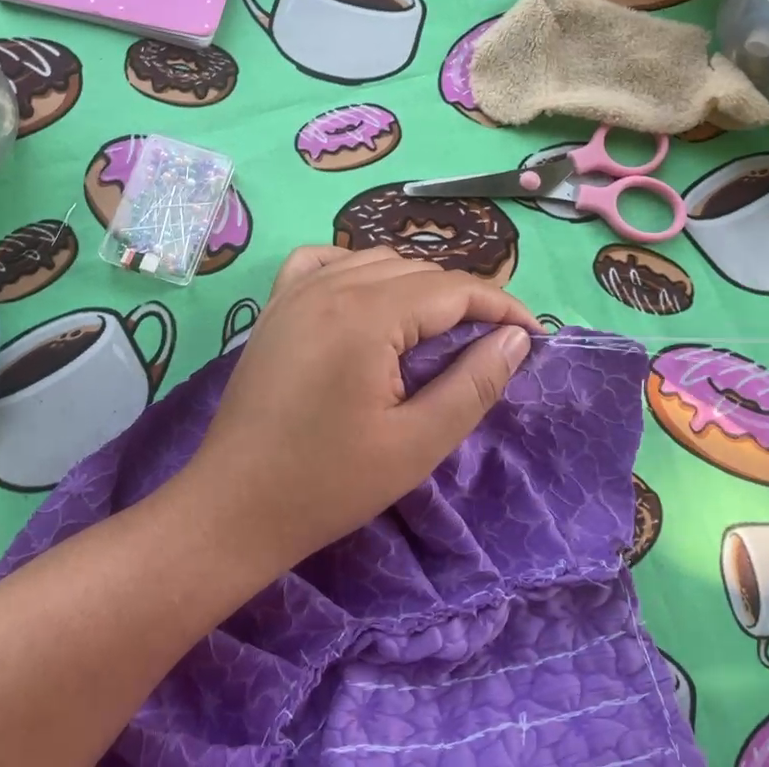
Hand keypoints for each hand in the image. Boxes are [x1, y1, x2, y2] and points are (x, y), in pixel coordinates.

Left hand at [173, 247, 539, 569]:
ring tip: (440, 330)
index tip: (533, 336)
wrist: (235, 507)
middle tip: (490, 343)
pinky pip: (324, 262)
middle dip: (464, 300)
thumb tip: (516, 339)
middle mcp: (330, 286)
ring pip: (376, 261)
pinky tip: (368, 299)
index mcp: (367, 316)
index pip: (453, 289)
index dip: (502, 307)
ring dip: (417, 286)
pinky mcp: (274, 307)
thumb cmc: (329, 484)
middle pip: (418, 271)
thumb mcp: (417, 444)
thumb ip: (473, 384)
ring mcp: (295, 292)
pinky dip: (357, 269)